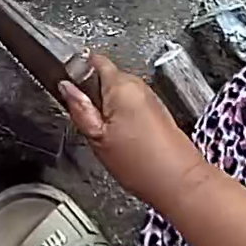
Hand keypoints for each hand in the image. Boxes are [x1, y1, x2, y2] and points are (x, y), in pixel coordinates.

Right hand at [59, 53, 207, 208]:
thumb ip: (78, 107)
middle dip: (92, 95)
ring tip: (108, 135)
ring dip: (107, 107)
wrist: (181, 185)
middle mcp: (136, 85)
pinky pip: (130, 105)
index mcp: (120, 85)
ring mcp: (149, 97)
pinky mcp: (157, 111)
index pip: (93, 60)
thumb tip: (65, 87)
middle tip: (89, 122)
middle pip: (103, 77)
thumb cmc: (143, 164)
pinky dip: (122, 117)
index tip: (71, 88)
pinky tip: (124, 139)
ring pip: (116, 93)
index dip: (77, 70)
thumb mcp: (97, 137)